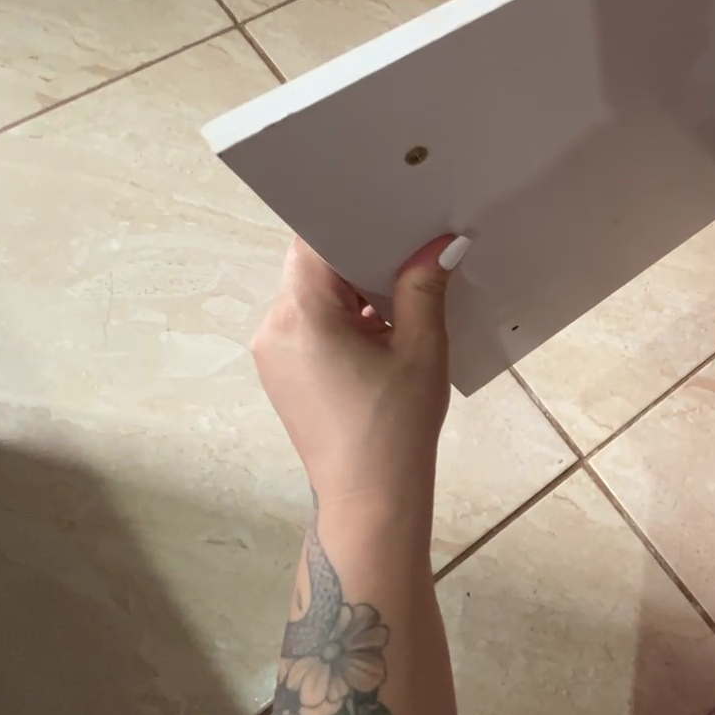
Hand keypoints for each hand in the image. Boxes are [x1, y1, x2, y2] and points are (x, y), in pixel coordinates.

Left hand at [251, 235, 466, 513]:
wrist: (371, 495)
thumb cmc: (397, 421)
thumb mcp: (421, 347)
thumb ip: (424, 287)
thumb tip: (442, 242)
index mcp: (300, 315)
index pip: (316, 244)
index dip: (356, 226)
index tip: (395, 218)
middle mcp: (273, 328)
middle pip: (314, 270)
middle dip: (364, 263)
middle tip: (414, 256)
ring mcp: (273, 352)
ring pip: (315, 298)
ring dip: (357, 293)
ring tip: (406, 298)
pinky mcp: (284, 373)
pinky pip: (313, 325)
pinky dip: (347, 319)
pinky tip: (387, 332)